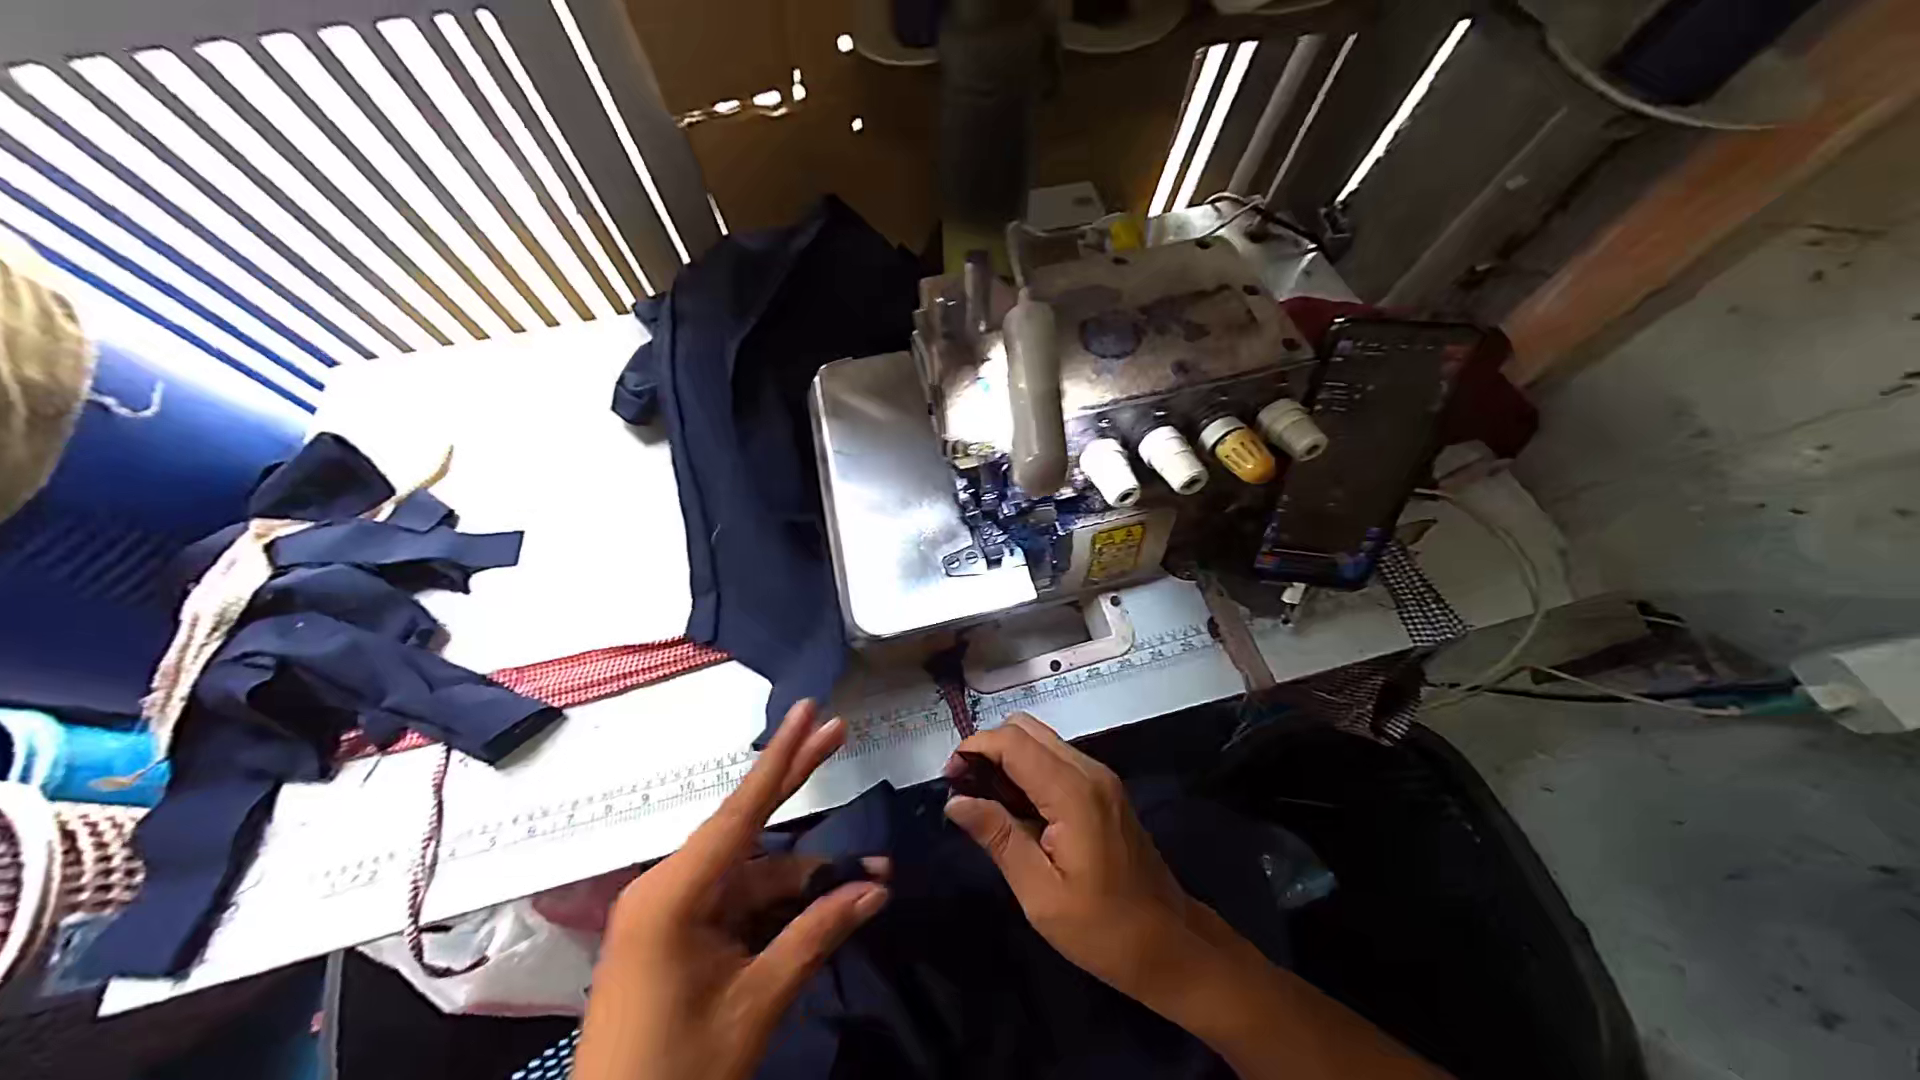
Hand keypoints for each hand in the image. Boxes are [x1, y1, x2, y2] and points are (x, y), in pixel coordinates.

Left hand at [573, 701, 890, 1079]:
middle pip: (747, 822)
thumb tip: (877, 887)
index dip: (781, 757)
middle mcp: (670, 887)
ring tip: (868, 877)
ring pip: (754, 873)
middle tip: (840, 730)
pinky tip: (826, 906)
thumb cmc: (677, 1071)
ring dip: (807, 874)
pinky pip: (740, 902)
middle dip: (796, 778)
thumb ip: (816, 934)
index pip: (741, 810)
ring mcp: (673, 912)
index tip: (807, 709)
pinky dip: (782, 902)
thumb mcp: (755, 1002)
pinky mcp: (679, 935)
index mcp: (674, 893)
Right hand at [945, 713, 1449, 1079]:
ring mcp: (1104, 780)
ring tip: (982, 797)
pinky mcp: (1109, 795)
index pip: (1012, 740)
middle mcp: (1092, 769)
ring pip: (1045, 744)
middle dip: (988, 746)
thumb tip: (956, 800)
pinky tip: (1016, 805)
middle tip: (961, 787)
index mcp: (1075, 788)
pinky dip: (1030, 772)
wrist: (1183, 951)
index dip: (973, 747)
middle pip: (1029, 732)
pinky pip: (1059, 764)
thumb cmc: (1111, 931)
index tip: (947, 774)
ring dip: (1010, 759)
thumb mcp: (1041, 892)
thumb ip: (998, 836)